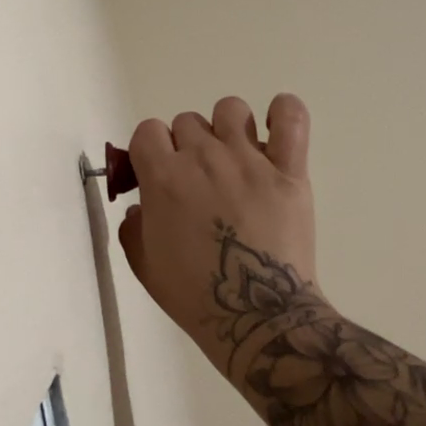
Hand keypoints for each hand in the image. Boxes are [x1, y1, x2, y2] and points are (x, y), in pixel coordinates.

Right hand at [117, 94, 317, 347]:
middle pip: (187, 121)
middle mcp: (204, 158)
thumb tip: (140, 207)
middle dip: (185, 146)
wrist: (257, 315)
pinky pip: (292, 118)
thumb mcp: (143, 264)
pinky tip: (276, 127)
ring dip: (225, 128)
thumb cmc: (193, 295)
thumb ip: (133, 227)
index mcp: (164, 177)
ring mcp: (250, 160)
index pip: (147, 131)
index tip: (156, 173)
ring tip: (233, 158)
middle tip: (197, 181)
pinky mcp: (289, 170)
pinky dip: (284, 113)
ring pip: (231, 110)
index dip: (149, 151)